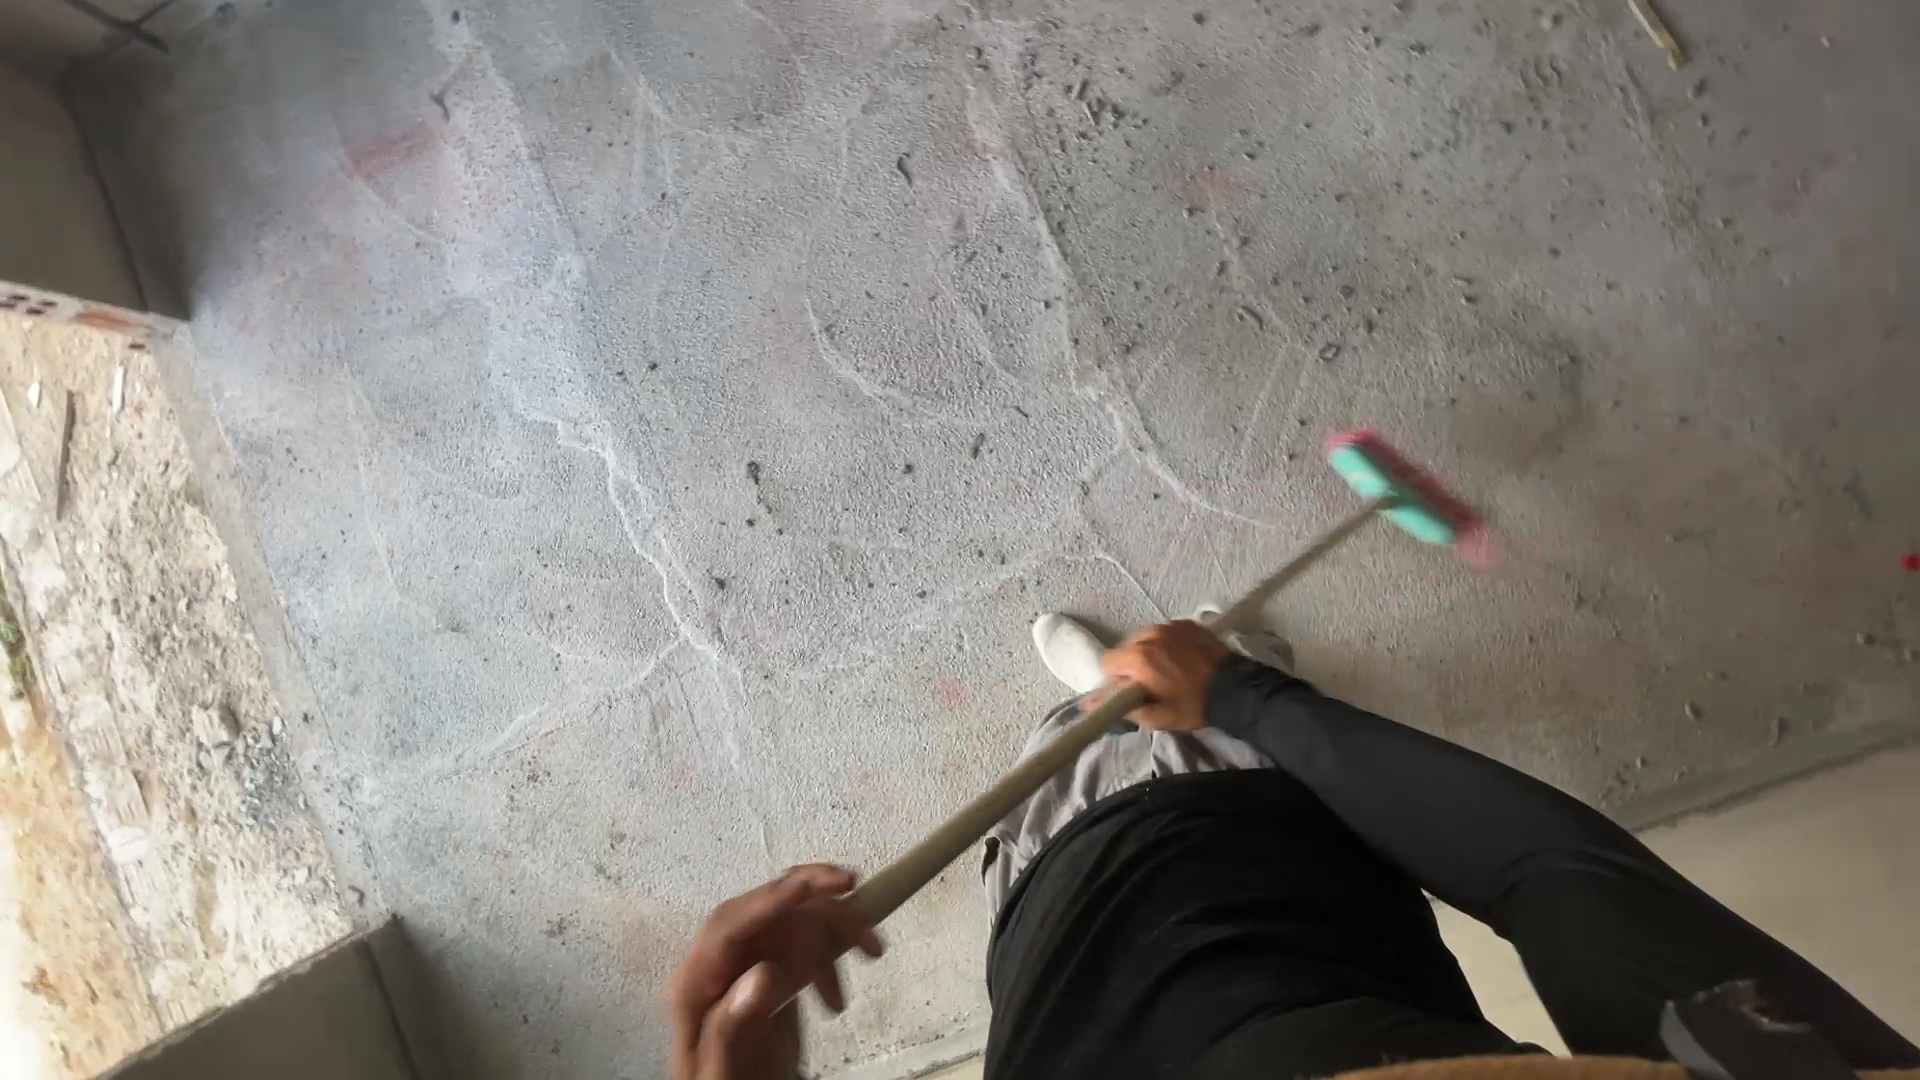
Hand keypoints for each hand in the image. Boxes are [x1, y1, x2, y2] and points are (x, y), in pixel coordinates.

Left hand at [669, 864, 883, 1079]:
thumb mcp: (722, 1075)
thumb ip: (731, 1030)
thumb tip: (762, 975)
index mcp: (696, 982)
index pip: (726, 929)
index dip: (765, 904)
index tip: (803, 888)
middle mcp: (722, 955)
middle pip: (765, 905)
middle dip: (810, 889)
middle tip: (850, 882)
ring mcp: (751, 951)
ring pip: (795, 912)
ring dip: (837, 922)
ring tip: (873, 948)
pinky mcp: (776, 954)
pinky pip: (809, 931)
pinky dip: (836, 946)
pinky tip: (840, 995)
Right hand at [1096, 619, 1230, 731]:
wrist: (1236, 690)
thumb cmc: (1193, 705)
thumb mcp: (1156, 716)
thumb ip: (1121, 707)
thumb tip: (1088, 704)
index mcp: (1139, 658)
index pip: (1107, 661)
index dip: (1114, 678)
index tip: (1129, 690)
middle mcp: (1150, 635)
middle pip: (1125, 648)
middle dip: (1131, 664)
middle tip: (1149, 682)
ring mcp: (1170, 626)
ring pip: (1145, 637)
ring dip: (1148, 652)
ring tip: (1166, 669)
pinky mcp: (1187, 623)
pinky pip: (1165, 632)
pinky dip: (1166, 643)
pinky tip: (1181, 658)